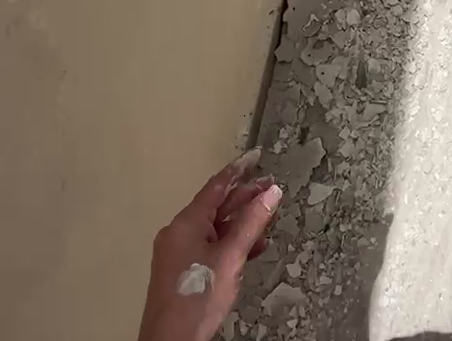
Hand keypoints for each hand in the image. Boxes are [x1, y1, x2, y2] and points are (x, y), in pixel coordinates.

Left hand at [138, 150, 284, 340]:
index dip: (238, 170)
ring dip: (241, 222)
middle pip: (216, 206)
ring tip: (268, 217)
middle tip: (271, 187)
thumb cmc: (200, 295)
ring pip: (215, 227)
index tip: (256, 155)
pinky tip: (252, 247)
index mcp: (186, 222)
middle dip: (244, 197)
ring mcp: (178, 252)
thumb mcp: (231, 256)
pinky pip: (210, 245)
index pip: (216, 186)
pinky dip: (231, 242)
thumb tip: (273, 191)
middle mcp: (179, 232)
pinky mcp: (183, 270)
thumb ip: (252, 222)